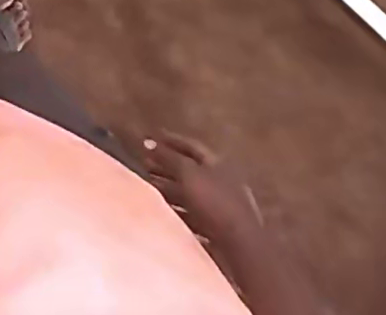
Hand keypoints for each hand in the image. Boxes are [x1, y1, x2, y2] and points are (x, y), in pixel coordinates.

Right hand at [144, 131, 259, 240]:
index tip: (150, 138)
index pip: (190, 146)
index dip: (170, 141)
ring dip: (170, 188)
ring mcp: (222, 206)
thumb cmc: (213, 201)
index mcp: (217, 163)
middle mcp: (221, 181)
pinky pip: (194, 213)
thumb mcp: (187, 173)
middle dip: (167, 166)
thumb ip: (167, 157)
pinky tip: (164, 211)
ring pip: (191, 193)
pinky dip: (178, 209)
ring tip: (149, 187)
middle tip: (144, 163)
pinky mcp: (219, 228)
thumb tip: (148, 142)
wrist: (241, 247)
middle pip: (190, 170)